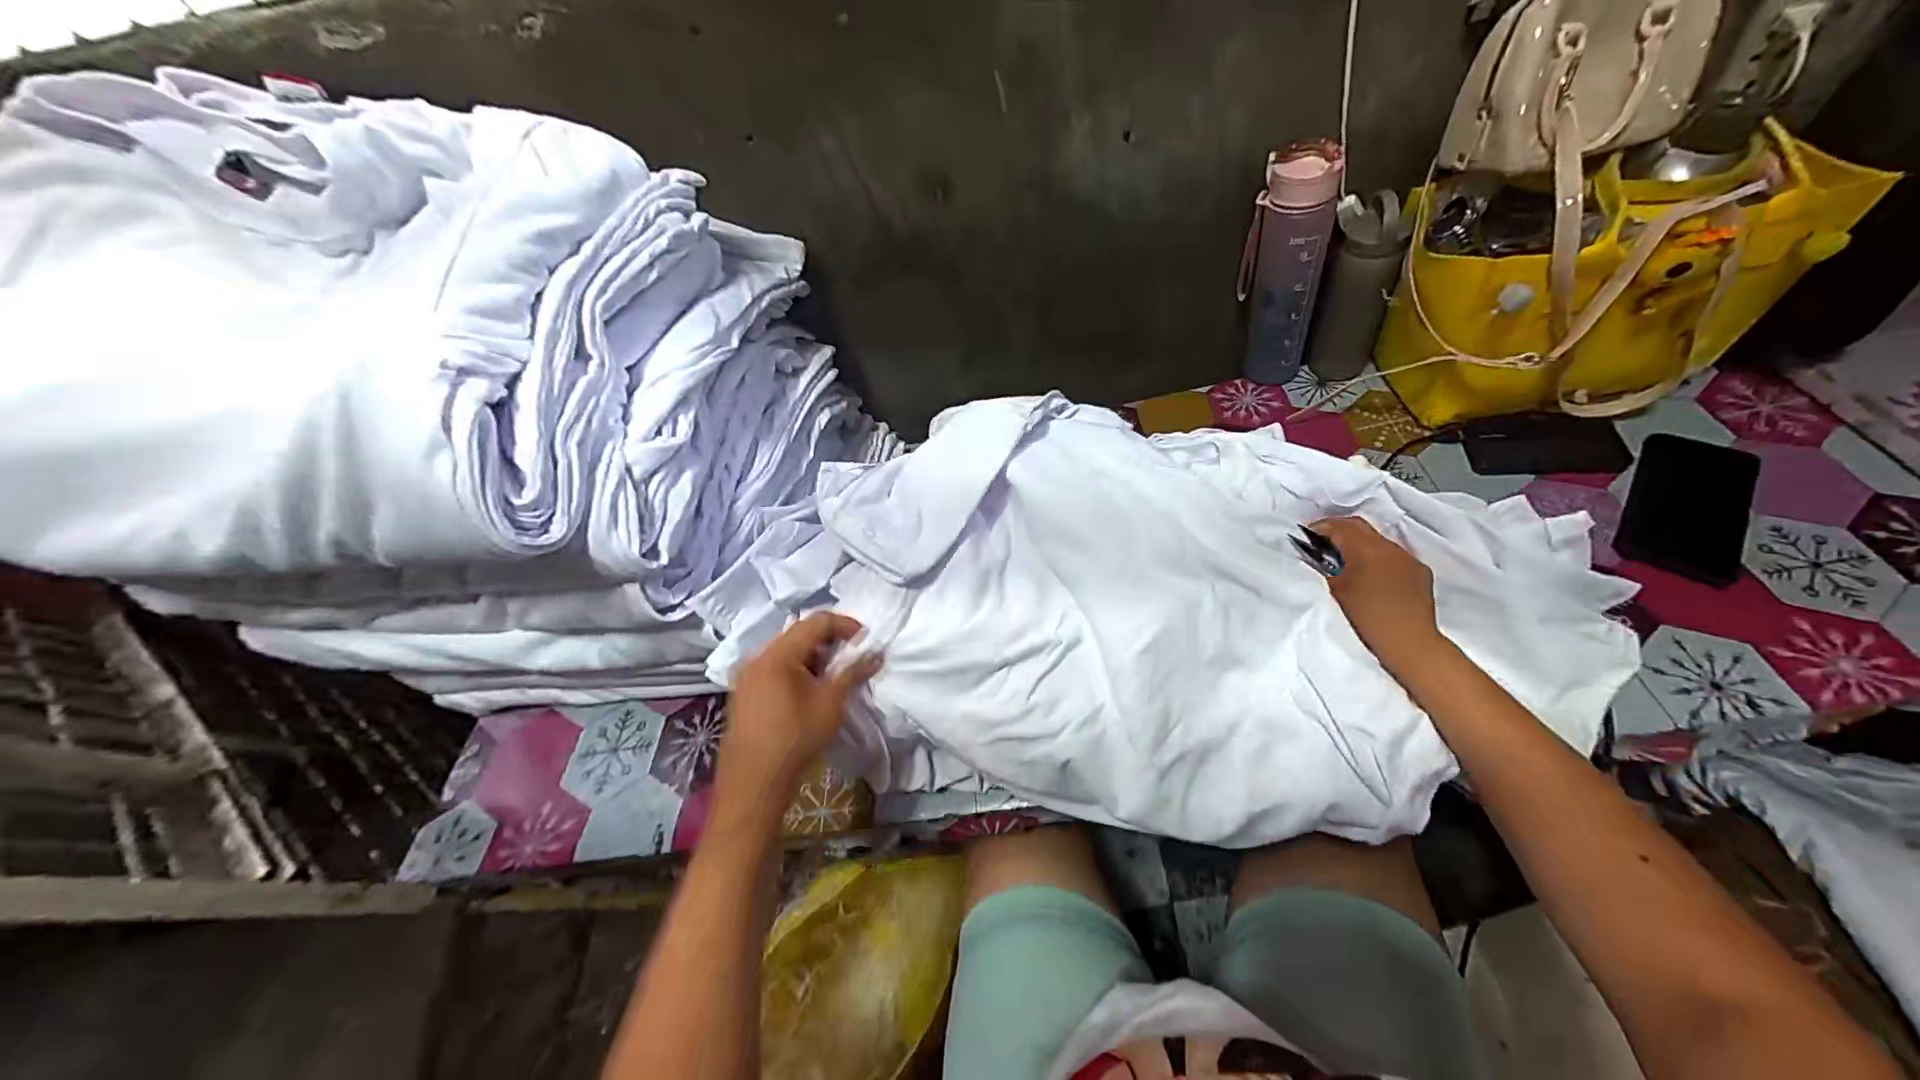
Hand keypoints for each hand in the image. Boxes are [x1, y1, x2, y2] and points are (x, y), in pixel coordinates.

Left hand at [718, 613, 881, 809]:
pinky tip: (809, 692)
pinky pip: (775, 668)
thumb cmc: (796, 739)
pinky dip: (797, 670)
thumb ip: (853, 672)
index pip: (817, 622)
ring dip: (814, 657)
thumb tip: (875, 653)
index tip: (866, 642)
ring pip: (787, 651)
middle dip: (830, 642)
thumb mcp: (831, 703)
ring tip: (833, 679)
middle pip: (800, 633)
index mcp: (778, 654)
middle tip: (852, 660)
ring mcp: (747, 675)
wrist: (755, 782)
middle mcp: (758, 657)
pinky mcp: (744, 693)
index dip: (846, 626)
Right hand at [1309, 517, 1445, 673]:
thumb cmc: (1366, 616)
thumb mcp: (1335, 589)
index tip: (1306, 536)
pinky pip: (1394, 557)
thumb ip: (1325, 567)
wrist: (1408, 642)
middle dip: (1338, 530)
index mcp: (1365, 549)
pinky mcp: (1420, 572)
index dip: (1319, 528)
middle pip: (1359, 527)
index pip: (1338, 526)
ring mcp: (1408, 559)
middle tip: (1321, 542)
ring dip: (1359, 545)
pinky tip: (1371, 576)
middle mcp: (1389, 547)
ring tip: (1344, 560)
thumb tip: (1317, 557)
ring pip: (1378, 541)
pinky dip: (1378, 559)